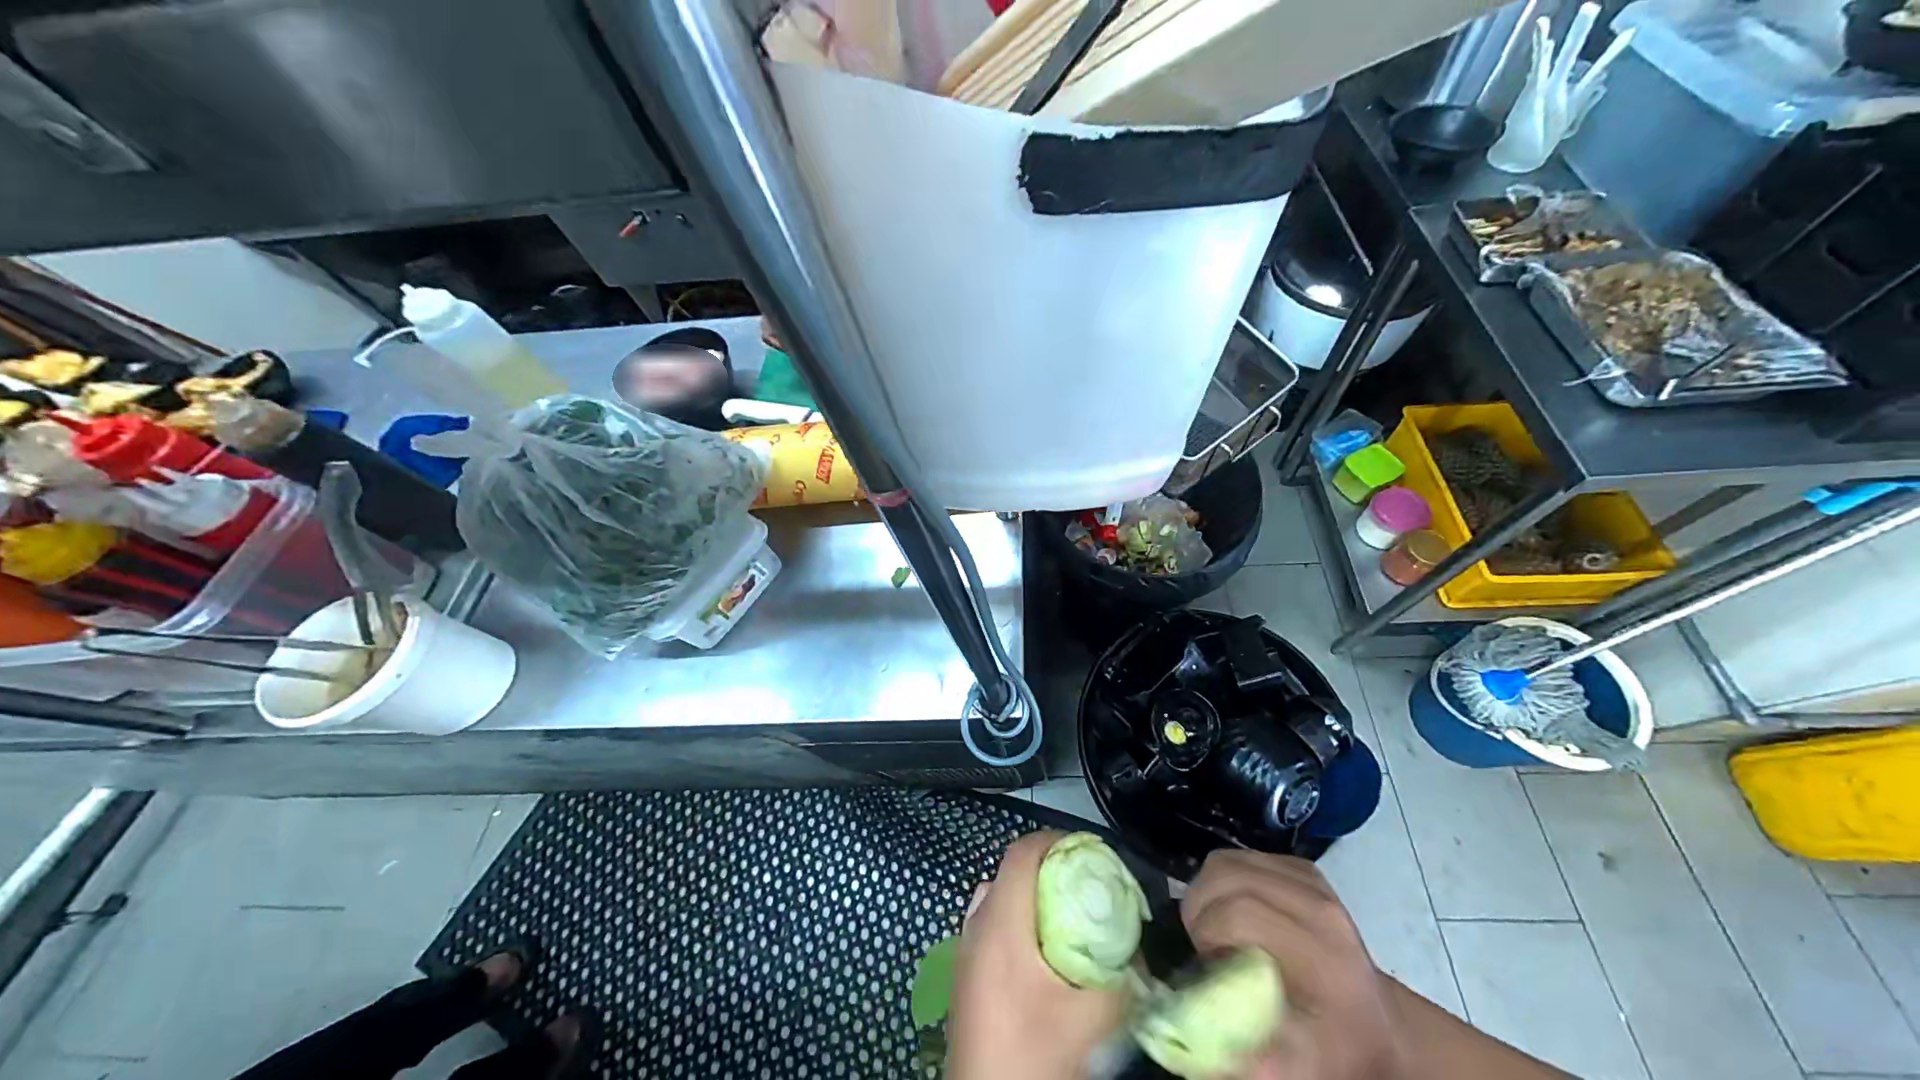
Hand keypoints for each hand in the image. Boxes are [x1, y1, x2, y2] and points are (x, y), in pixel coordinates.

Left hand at [946, 831, 1130, 1079]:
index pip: (1021, 853)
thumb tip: (1137, 947)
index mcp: (1001, 924)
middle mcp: (975, 926)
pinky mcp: (963, 974)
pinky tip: (1043, 958)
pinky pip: (990, 926)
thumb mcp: (1093, 1021)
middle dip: (1050, 871)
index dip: (1056, 842)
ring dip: (1033, 898)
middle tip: (1087, 888)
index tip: (1090, 853)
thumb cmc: (1035, 1057)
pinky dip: (1018, 923)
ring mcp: (963, 951)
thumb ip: (1123, 977)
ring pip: (998, 899)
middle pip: (1009, 873)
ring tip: (1069, 921)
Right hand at [1181, 851, 1404, 1079]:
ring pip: (1228, 861)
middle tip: (1203, 943)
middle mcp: (1320, 905)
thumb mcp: (1298, 1065)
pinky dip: (1224, 881)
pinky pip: (1241, 858)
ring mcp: (1313, 881)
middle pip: (1227, 874)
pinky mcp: (1303, 869)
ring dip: (1207, 891)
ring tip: (1216, 928)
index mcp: (1322, 953)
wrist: (1381, 1026)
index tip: (1208, 963)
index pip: (1240, 910)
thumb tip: (1188, 1030)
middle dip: (1199, 907)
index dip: (1208, 932)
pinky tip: (1236, 912)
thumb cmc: (1336, 1047)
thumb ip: (1246, 1051)